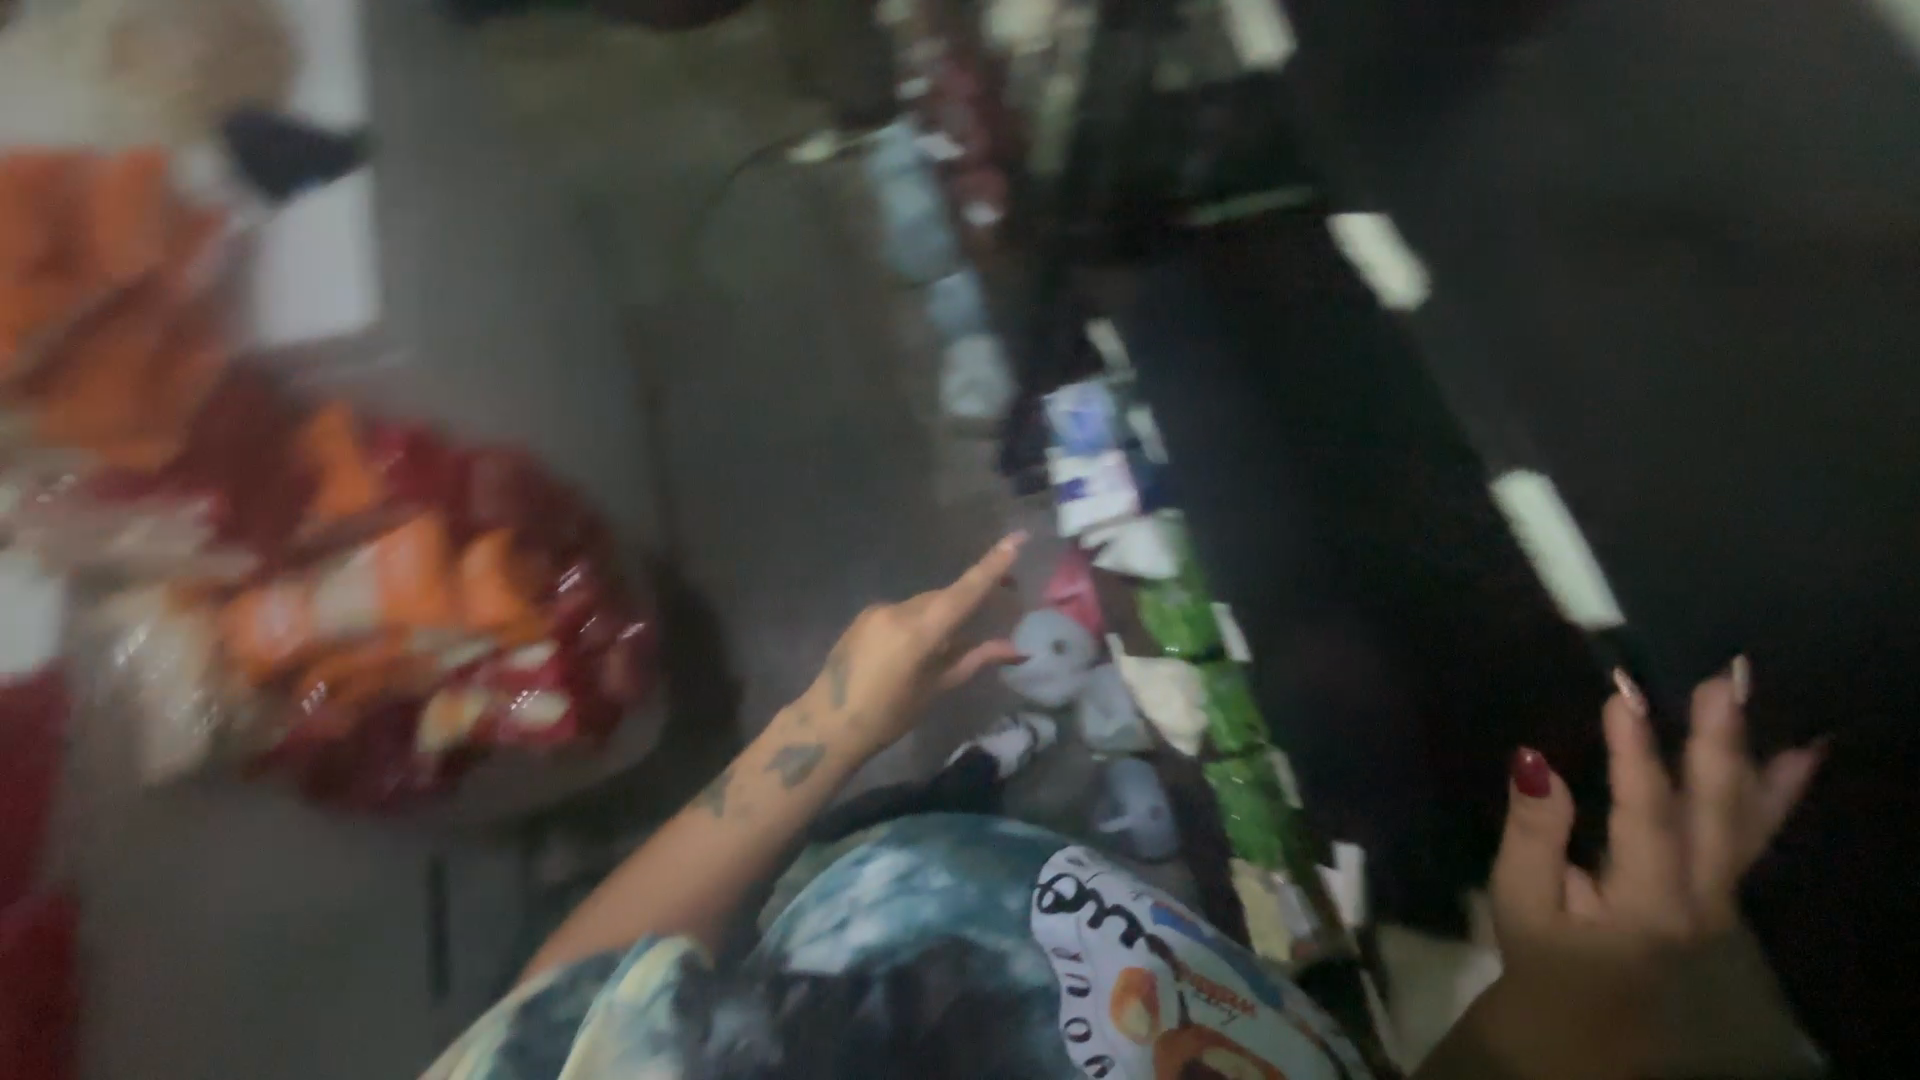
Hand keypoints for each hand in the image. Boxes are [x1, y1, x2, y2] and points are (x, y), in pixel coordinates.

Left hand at [801, 532, 1028, 756]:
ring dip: (944, 615)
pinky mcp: (864, 616)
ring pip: (925, 604)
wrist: (827, 723)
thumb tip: (1015, 648)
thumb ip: (974, 660)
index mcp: (919, 632)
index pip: (964, 592)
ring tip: (955, 641)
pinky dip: (920, 621)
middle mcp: (898, 611)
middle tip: (1006, 600)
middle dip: (973, 597)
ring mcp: (878, 610)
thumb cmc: (888, 716)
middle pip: (946, 596)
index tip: (1016, 538)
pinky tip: (919, 647)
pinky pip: (904, 611)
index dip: (992, 566)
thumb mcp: (936, 689)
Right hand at [1473, 661, 1825, 1079]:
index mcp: (1648, 900)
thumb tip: (1535, 760)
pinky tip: (1795, 756)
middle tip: (1725, 677)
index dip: (1636, 753)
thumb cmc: (1543, 951)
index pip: (1647, 814)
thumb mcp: (1519, 895)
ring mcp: (1722, 894)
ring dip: (1754, 752)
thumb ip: (1533, 831)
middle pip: (1718, 809)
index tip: (1623, 693)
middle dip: (1720, 739)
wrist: (1587, 1017)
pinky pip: (1755, 832)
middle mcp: (1703, 895)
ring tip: (1765, 697)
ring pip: (1748, 817)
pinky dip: (1777, 789)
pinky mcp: (1720, 887)